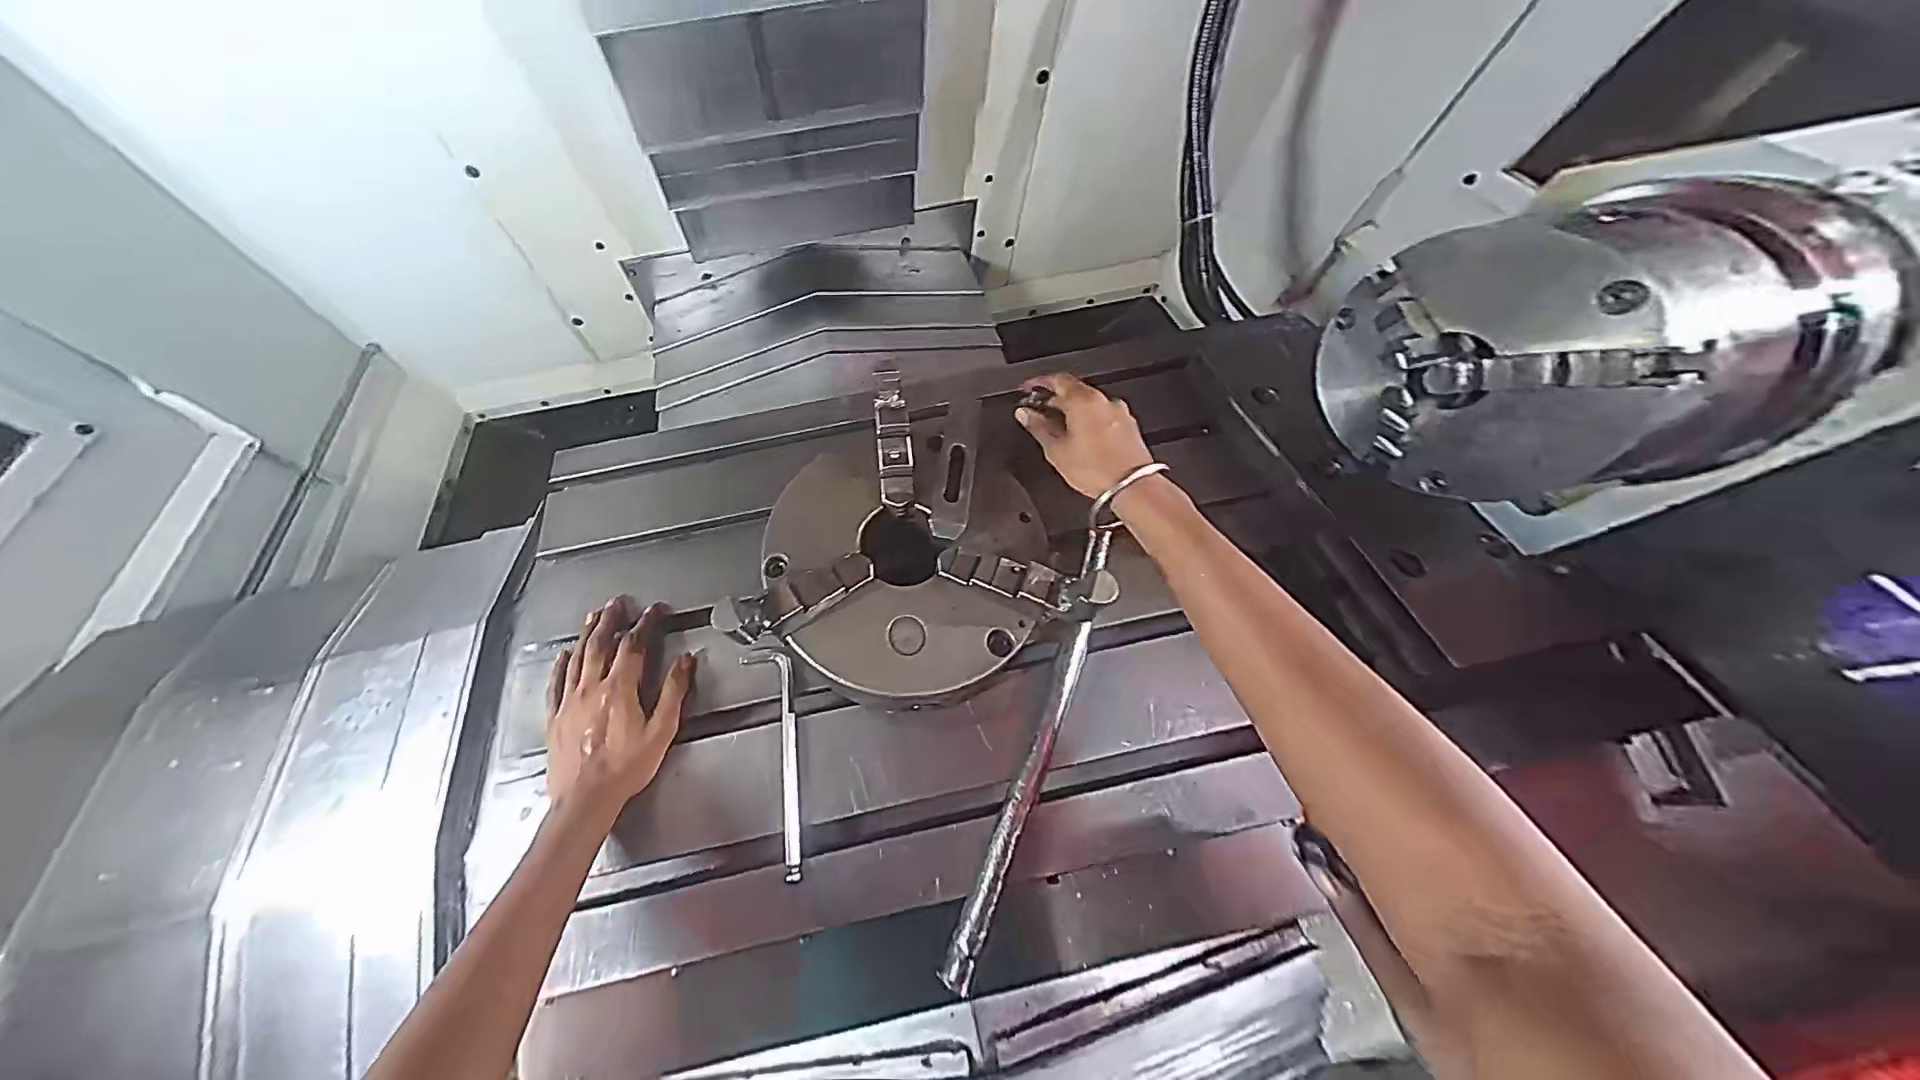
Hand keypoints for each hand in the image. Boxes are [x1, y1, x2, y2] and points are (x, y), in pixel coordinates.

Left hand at [545, 596, 695, 821]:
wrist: (585, 799)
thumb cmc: (626, 768)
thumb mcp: (662, 730)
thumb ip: (674, 692)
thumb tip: (684, 662)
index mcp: (619, 690)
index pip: (633, 646)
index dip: (646, 624)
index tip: (655, 612)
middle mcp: (591, 690)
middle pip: (600, 644)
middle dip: (611, 620)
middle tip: (618, 603)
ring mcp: (569, 702)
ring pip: (577, 658)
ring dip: (587, 633)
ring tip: (594, 617)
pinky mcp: (556, 718)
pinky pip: (556, 683)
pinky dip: (561, 664)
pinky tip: (564, 655)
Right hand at [1014, 374, 1155, 498]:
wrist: (1132, 486)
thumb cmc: (1097, 470)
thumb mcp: (1056, 450)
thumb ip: (1038, 427)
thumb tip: (1026, 415)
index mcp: (1083, 400)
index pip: (1057, 379)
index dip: (1039, 383)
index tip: (1028, 389)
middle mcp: (1103, 401)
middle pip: (1074, 390)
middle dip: (1054, 399)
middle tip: (1039, 411)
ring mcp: (1119, 413)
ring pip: (1089, 404)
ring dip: (1072, 411)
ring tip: (1059, 428)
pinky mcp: (1129, 427)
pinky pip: (1103, 416)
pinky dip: (1089, 421)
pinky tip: (1082, 438)